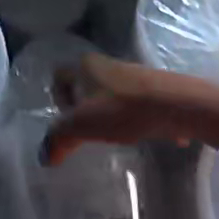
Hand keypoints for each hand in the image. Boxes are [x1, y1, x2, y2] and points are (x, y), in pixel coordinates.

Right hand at [44, 54, 218, 164]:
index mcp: (86, 65)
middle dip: (81, 111)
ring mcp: (129, 75)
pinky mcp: (148, 89)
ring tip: (110, 138)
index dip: (57, 98)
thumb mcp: (82, 125)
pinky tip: (137, 137)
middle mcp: (105, 64)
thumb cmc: (121, 109)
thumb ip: (59, 138)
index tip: (68, 122)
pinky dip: (129, 121)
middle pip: (83, 85)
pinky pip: (130, 104)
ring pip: (107, 95)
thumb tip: (45, 155)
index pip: (59, 75)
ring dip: (105, 117)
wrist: (172, 104)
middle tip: (85, 135)